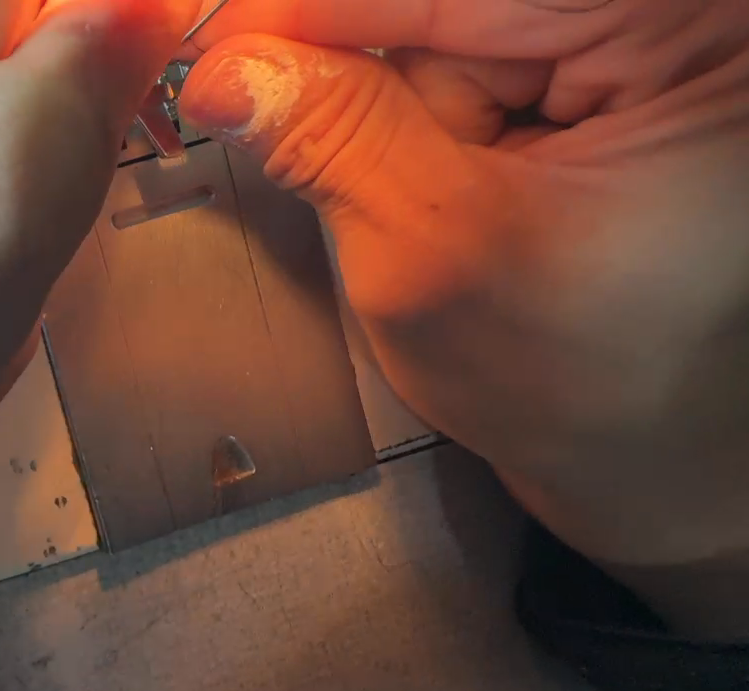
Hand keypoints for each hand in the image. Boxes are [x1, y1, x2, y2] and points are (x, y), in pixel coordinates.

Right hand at [175, 0, 748, 638]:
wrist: (640, 433)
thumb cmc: (565, 366)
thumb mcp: (429, 251)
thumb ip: (332, 142)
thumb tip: (226, 70)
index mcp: (699, 25)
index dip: (311, 12)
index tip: (206, 50)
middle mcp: (684, 16)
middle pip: (452, 4)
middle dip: (339, 61)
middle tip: (252, 119)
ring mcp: (645, 43)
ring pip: (448, 32)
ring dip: (373, 98)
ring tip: (387, 194)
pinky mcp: (609, 68)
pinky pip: (467, 63)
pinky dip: (399, 114)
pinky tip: (403, 175)